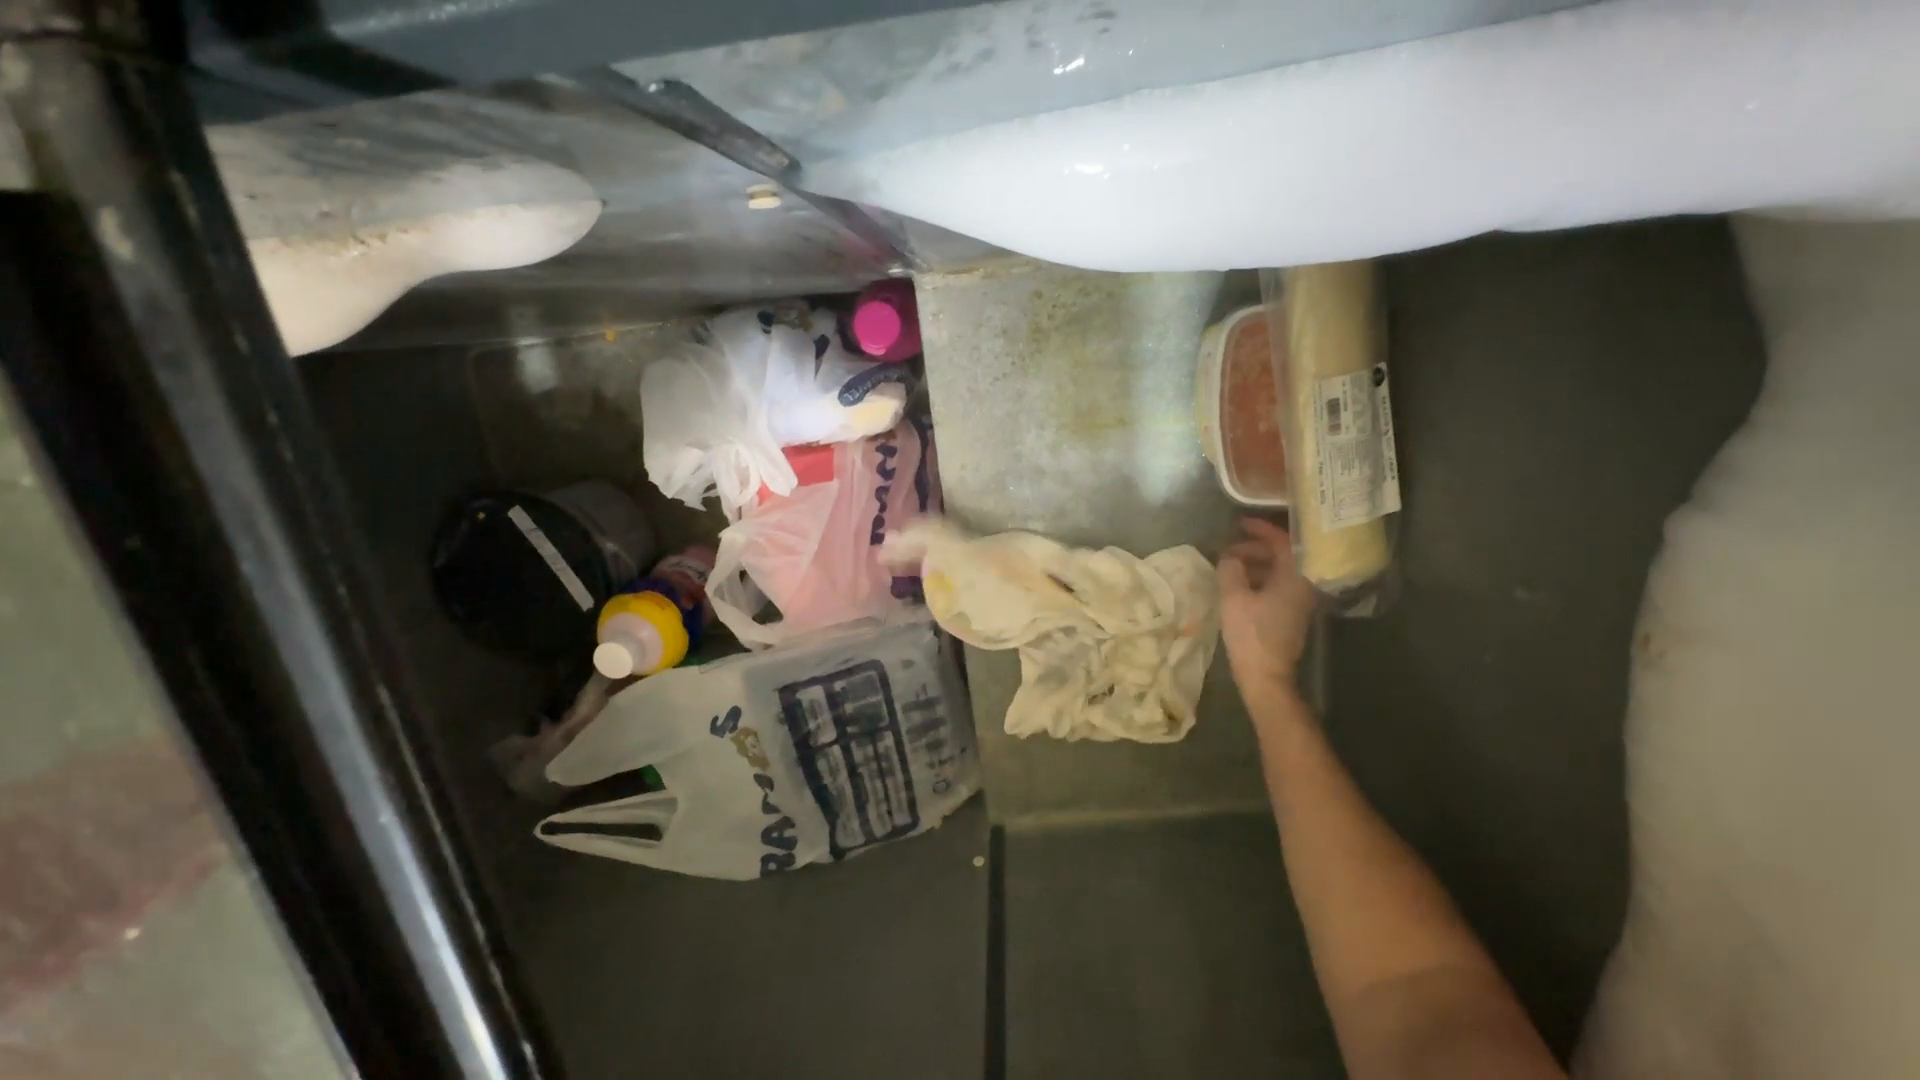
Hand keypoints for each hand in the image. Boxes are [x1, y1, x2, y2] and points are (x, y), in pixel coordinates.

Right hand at [1218, 518, 1316, 710]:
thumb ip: (1231, 569)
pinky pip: (1278, 586)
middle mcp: (1303, 585)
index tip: (1240, 524)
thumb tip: (1229, 556)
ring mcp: (1300, 601)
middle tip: (1229, 549)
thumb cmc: (1251, 634)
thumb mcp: (1233, 597)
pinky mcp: (1292, 615)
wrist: (1266, 676)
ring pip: (1279, 572)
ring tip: (1229, 566)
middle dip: (1254, 549)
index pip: (1282, 541)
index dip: (1261, 529)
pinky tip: (1239, 586)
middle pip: (1282, 556)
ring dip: (1255, 565)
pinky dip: (1260, 580)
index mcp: (1294, 576)